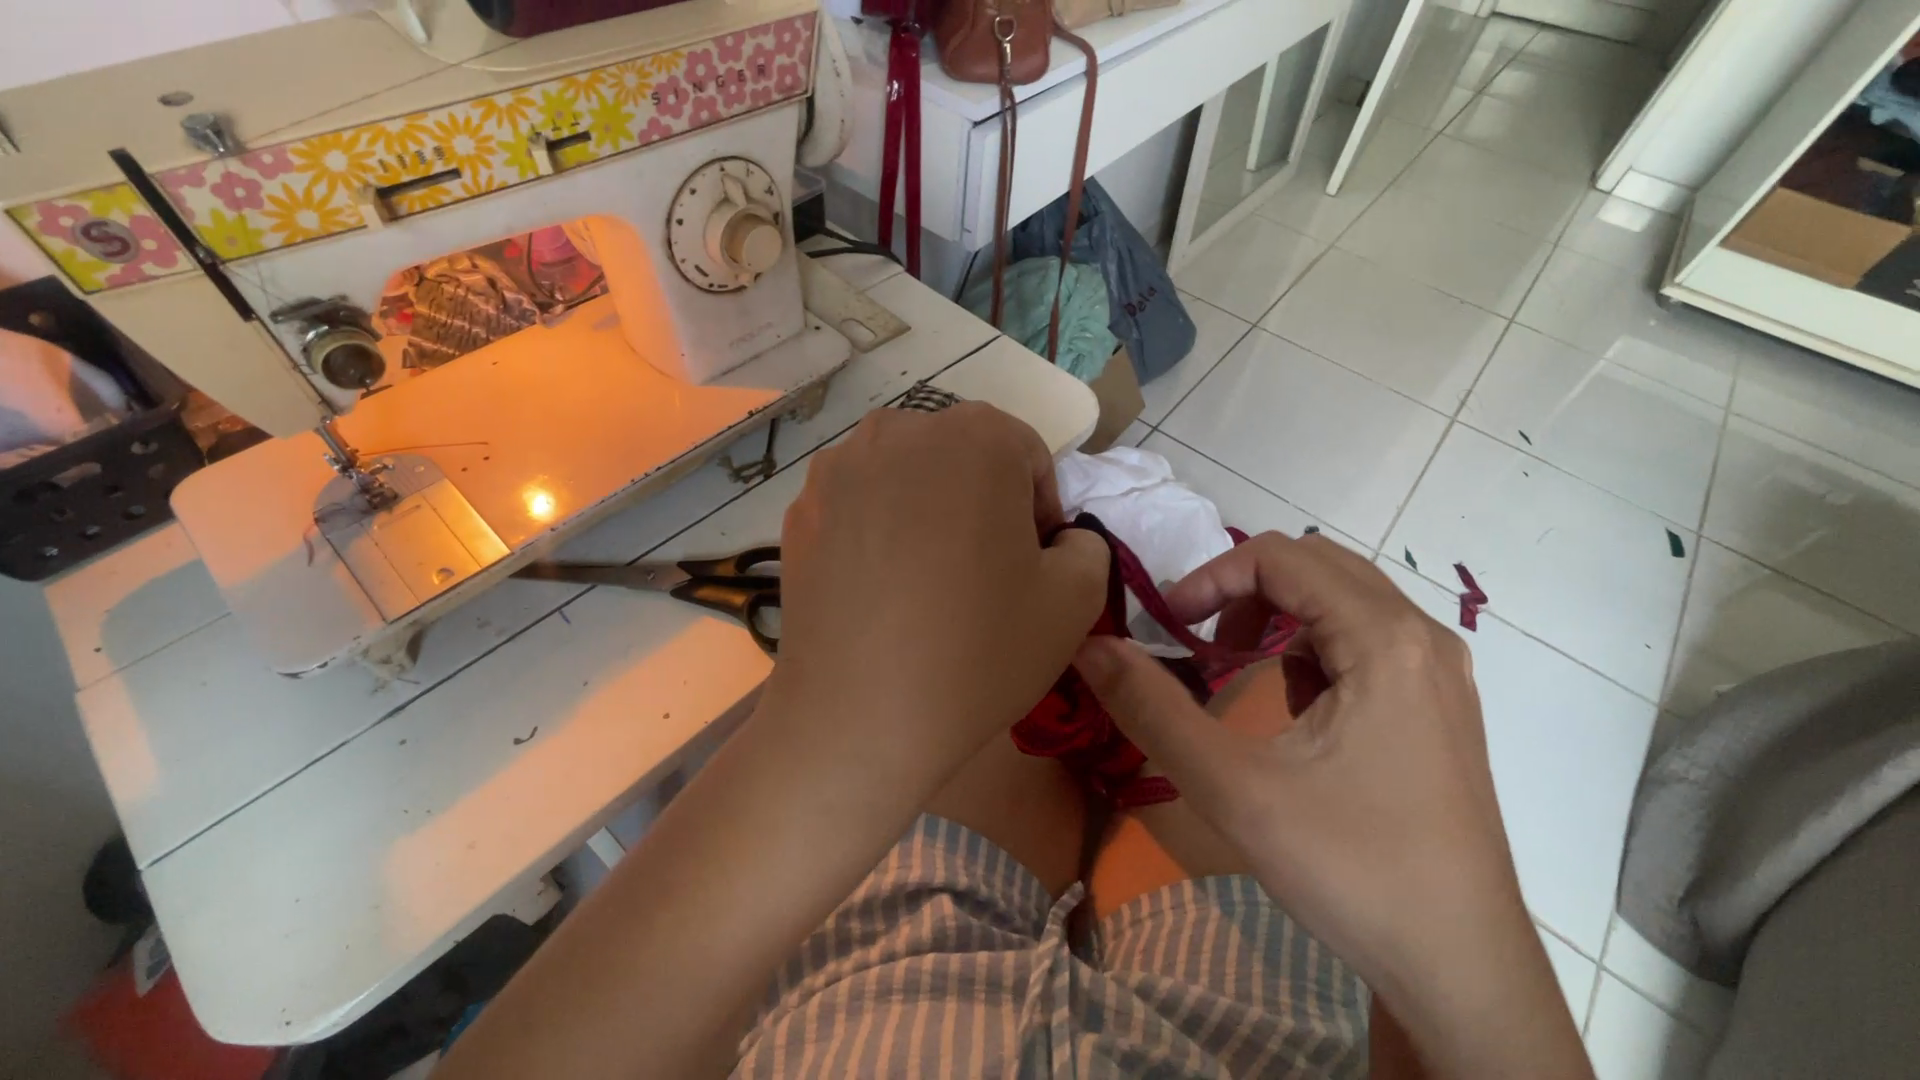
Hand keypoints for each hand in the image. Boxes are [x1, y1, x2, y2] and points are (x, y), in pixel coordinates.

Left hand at [771, 403, 1107, 762]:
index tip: (1031, 567)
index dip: (1039, 513)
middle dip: (982, 504)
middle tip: (982, 575)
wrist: (859, 717)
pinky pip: (858, 508)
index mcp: (975, 435)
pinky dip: (876, 535)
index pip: (1027, 457)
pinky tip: (879, 593)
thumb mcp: (1076, 599)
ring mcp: (837, 470)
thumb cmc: (979, 650)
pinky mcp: (799, 512)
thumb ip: (1086, 545)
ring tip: (926, 583)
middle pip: (962, 458)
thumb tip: (1056, 540)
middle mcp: (898, 430)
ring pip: (905, 479)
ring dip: (926, 514)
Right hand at [1072, 534, 1589, 1078]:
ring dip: (1281, 621)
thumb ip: (1153, 708)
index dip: (1212, 578)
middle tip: (1199, 645)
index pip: (1284, 557)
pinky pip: (1369, 644)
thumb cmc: (1349, 866)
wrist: (1459, 967)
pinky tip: (1296, 715)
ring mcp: (1441, 675)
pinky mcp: (1442, 710)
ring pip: (1346, 605)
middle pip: (1319, 568)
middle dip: (1245, 593)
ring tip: (1242, 679)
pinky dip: (1315, 653)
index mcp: (1386, 639)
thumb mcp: (1233, 786)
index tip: (1168, 627)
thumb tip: (1090, 646)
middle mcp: (1424, 639)